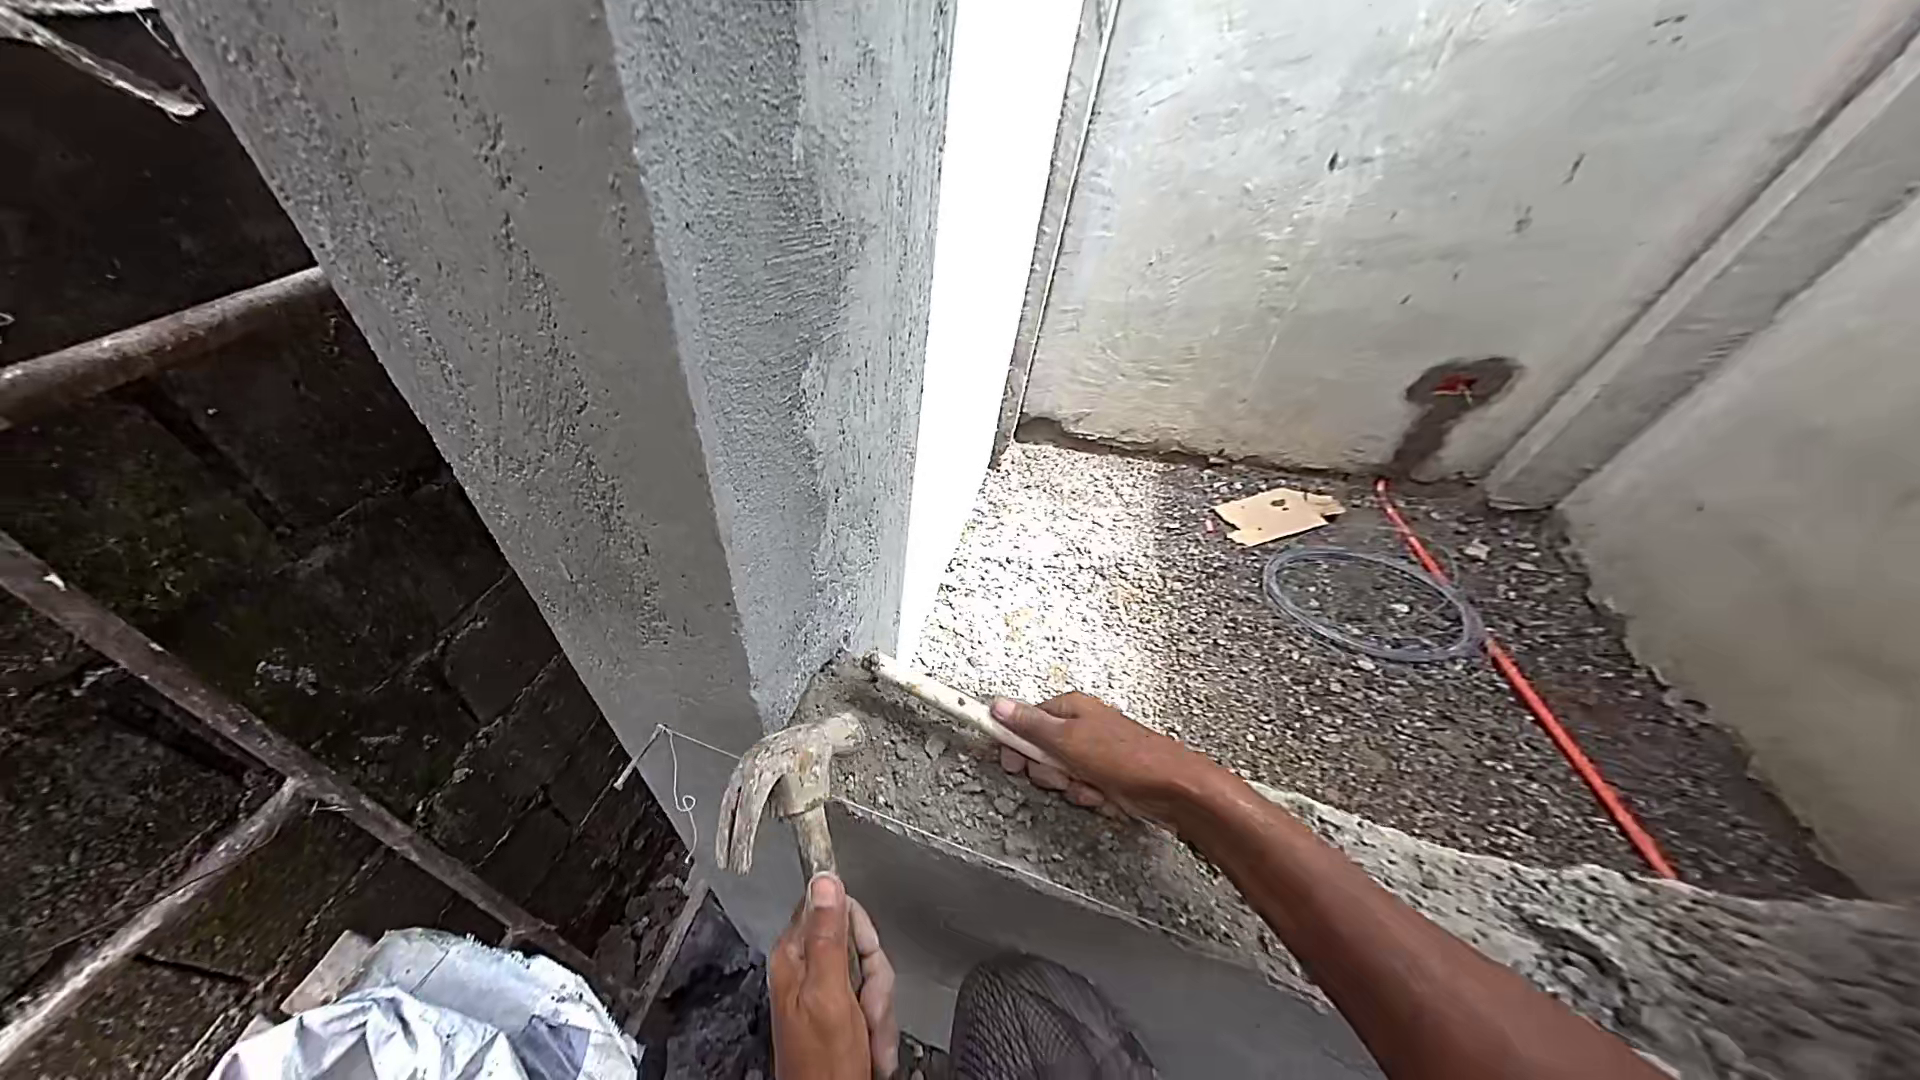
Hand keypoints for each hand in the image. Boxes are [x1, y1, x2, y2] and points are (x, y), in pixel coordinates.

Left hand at [771, 873, 899, 1079]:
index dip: (857, 929)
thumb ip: (828, 935)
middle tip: (866, 1005)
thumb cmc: (822, 1066)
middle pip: (859, 937)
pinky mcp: (842, 1007)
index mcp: (794, 954)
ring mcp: (826, 987)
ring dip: (880, 1005)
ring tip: (868, 1034)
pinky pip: (875, 994)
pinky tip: (871, 1044)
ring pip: (872, 967)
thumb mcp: (828, 994)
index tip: (861, 957)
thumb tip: (825, 879)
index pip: (833, 904)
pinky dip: (880, 1022)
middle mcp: (807, 965)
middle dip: (874, 975)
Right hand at [989, 691, 1216, 823]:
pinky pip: (1082, 788)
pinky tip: (1105, 796)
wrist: (1173, 789)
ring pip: (1060, 774)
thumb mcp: (1067, 739)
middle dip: (1048, 771)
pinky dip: (1090, 797)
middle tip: (1061, 774)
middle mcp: (1080, 726)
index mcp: (1070, 708)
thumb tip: (999, 705)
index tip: (1007, 757)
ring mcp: (1093, 752)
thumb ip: (1029, 724)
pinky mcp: (1106, 775)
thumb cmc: (1126, 758)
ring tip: (1090, 786)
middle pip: (1040, 751)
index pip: (1024, 720)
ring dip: (1071, 787)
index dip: (1013, 742)